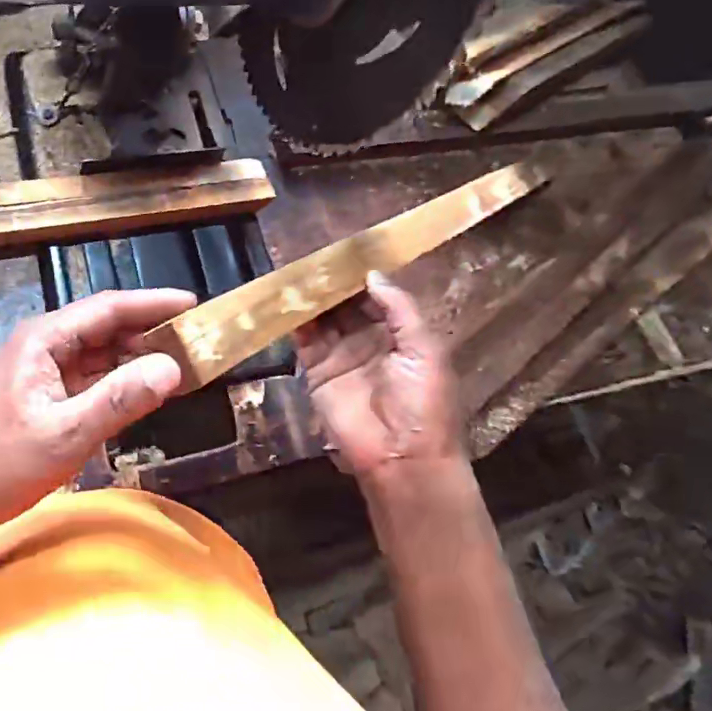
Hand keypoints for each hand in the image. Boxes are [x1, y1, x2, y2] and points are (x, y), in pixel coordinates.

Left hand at [0, 288, 195, 534]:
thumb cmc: (1, 467)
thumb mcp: (67, 435)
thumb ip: (121, 399)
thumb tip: (172, 368)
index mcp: (42, 339)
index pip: (107, 308)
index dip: (152, 303)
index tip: (192, 303)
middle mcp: (42, 343)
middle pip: (105, 326)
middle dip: (149, 329)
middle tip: (195, 337)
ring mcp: (40, 367)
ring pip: (98, 351)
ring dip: (136, 355)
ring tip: (179, 360)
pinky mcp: (42, 391)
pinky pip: (88, 374)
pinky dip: (118, 379)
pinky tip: (144, 388)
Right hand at [295, 271, 464, 481]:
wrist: (402, 458)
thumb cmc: (423, 402)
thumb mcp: (424, 349)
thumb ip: (399, 308)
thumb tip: (372, 274)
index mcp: (397, 333)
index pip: (374, 295)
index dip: (360, 276)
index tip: (344, 252)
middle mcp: (366, 339)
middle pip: (344, 303)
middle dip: (331, 282)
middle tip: (314, 256)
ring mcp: (339, 354)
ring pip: (322, 316)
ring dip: (311, 296)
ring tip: (297, 270)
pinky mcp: (316, 370)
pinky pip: (304, 338)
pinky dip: (295, 319)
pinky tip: (287, 298)